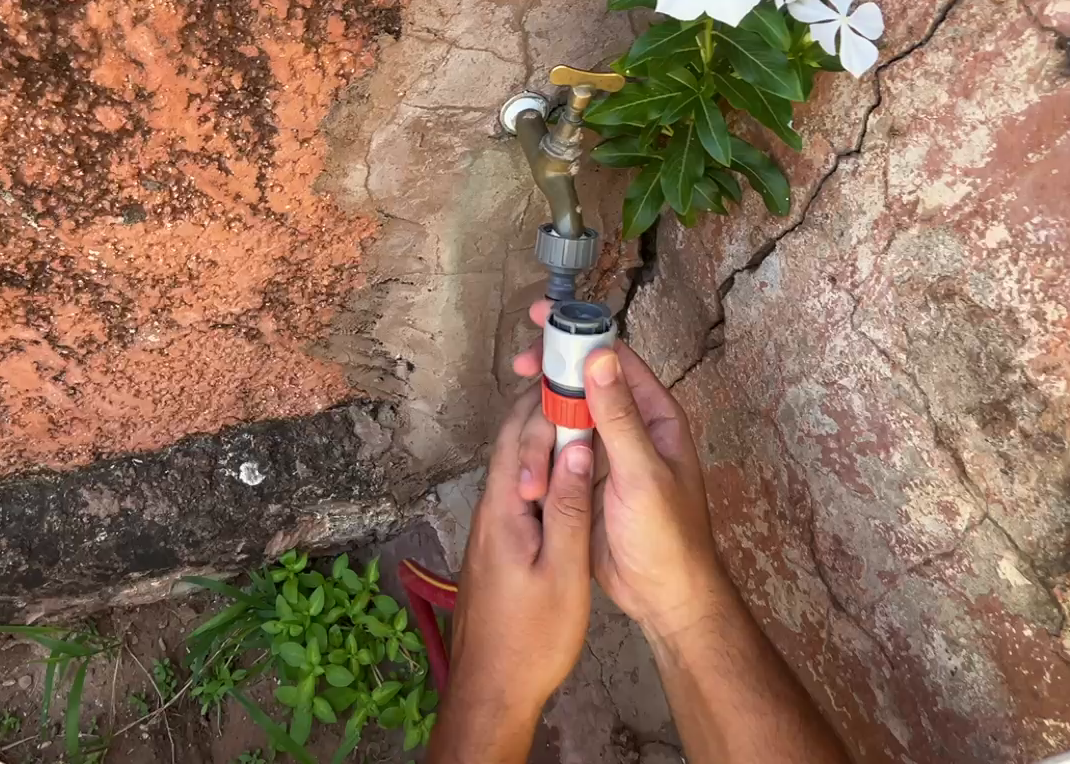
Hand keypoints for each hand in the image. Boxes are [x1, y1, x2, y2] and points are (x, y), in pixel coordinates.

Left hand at [431, 383, 595, 760]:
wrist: (491, 688)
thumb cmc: (532, 636)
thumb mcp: (563, 572)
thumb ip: (571, 507)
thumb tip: (578, 446)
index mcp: (502, 506)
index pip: (516, 434)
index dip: (544, 402)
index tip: (575, 382)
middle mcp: (488, 506)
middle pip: (509, 442)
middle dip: (540, 410)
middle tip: (579, 390)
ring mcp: (490, 524)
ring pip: (511, 463)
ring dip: (541, 438)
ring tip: (581, 423)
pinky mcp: (497, 542)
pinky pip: (516, 488)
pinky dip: (540, 468)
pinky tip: (567, 476)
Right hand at [511, 300, 729, 639]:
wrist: (662, 597)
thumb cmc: (667, 535)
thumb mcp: (642, 473)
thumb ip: (619, 416)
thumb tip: (599, 355)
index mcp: (653, 414)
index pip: (613, 358)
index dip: (579, 335)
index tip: (542, 322)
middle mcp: (628, 423)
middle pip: (581, 380)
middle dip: (549, 373)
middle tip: (518, 368)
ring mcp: (603, 448)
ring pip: (563, 413)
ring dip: (539, 419)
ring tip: (525, 442)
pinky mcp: (583, 473)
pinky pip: (554, 445)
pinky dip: (536, 444)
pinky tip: (520, 452)